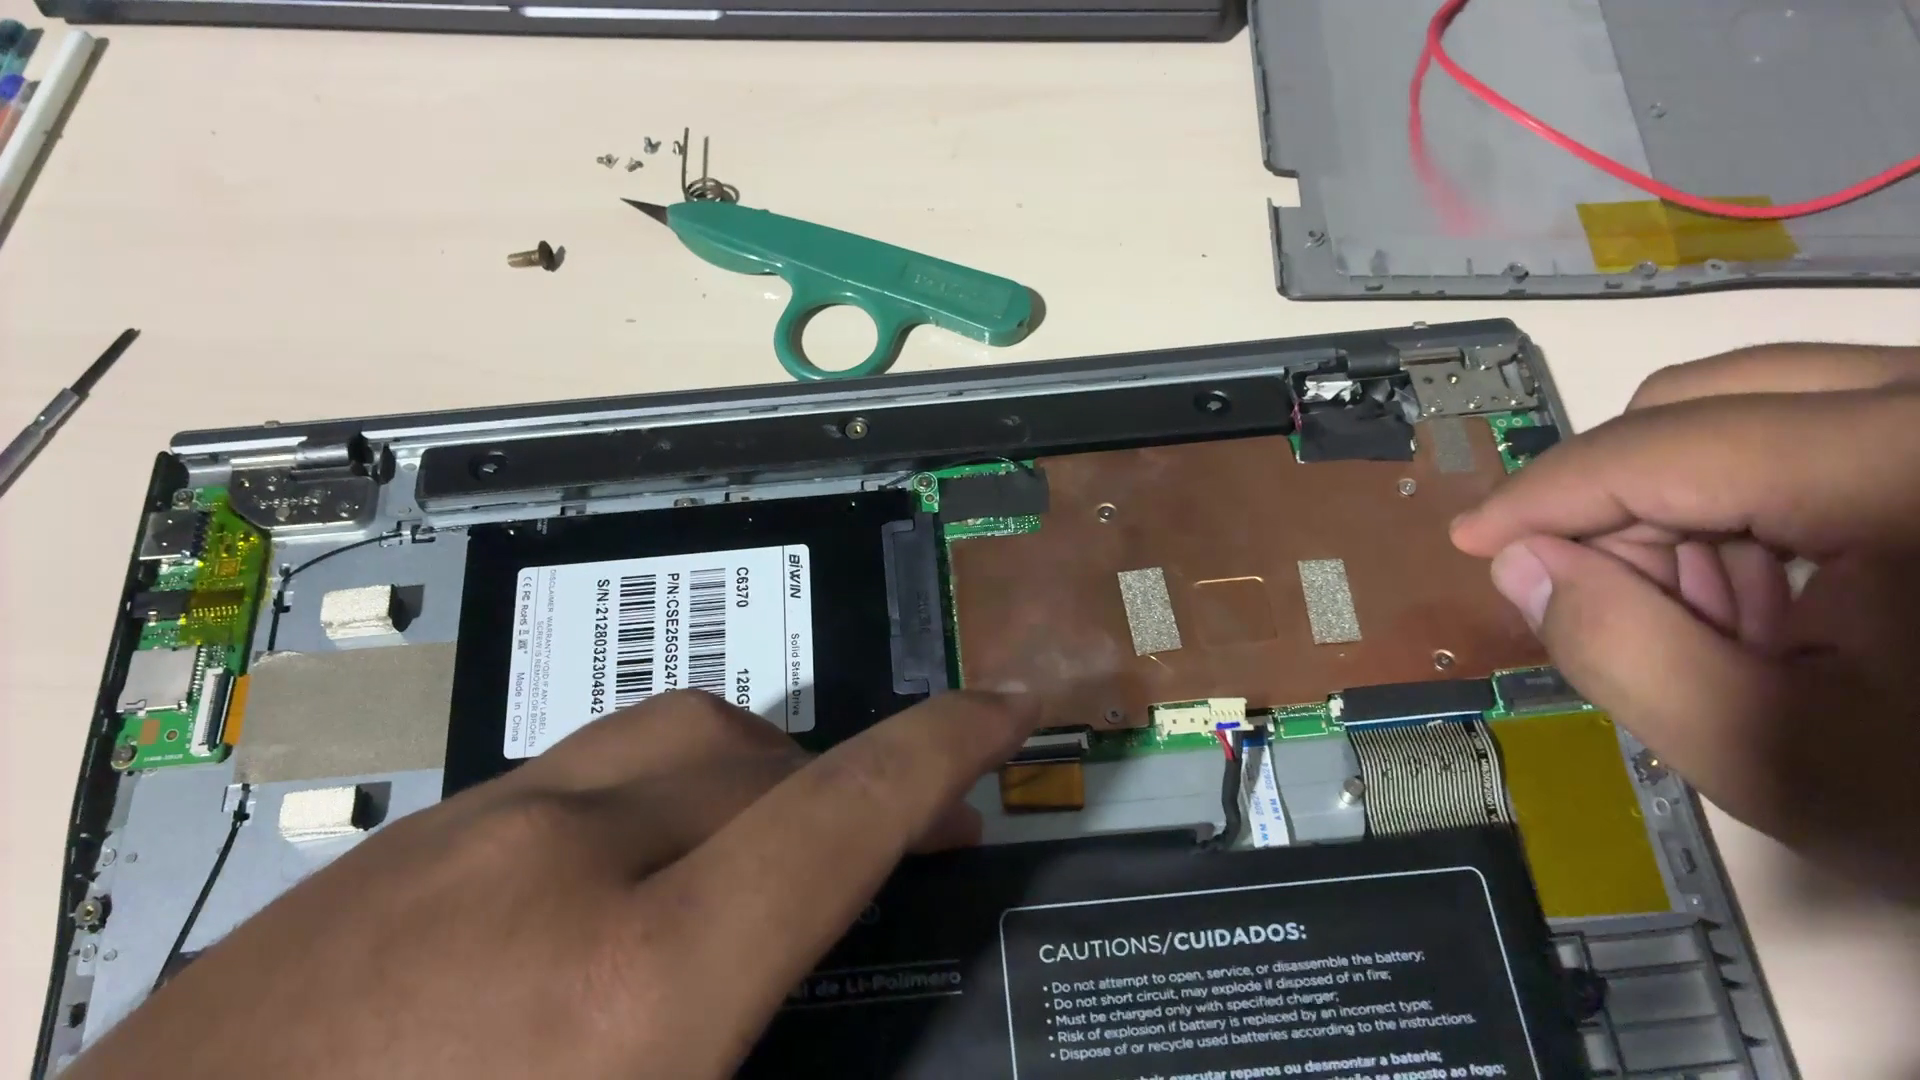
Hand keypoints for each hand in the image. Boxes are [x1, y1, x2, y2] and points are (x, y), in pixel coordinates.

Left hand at [68, 689, 1037, 1078]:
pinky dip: (640, 804)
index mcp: (629, 990)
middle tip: (886, 840)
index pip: (837, 816)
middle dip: (838, 776)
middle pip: (750, 751)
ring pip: (658, 740)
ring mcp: (453, 840)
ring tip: (756, 856)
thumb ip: (744, 1039)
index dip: (939, 752)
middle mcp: (551, 873)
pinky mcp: (386, 850)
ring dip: (742, 778)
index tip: (1001, 710)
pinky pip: (568, 778)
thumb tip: (789, 973)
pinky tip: (612, 886)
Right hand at [1451, 344, 1919, 894]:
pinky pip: (1809, 423)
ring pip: (1750, 403)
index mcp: (1915, 473)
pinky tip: (1780, 584)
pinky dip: (1746, 500)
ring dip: (1680, 502)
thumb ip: (1622, 652)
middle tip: (1623, 601)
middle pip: (1702, 403)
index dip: (1544, 494)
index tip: (1471, 540)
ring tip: (1718, 605)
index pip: (1666, 448)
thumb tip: (1520, 561)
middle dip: (1620, 503)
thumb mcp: (1780, 758)